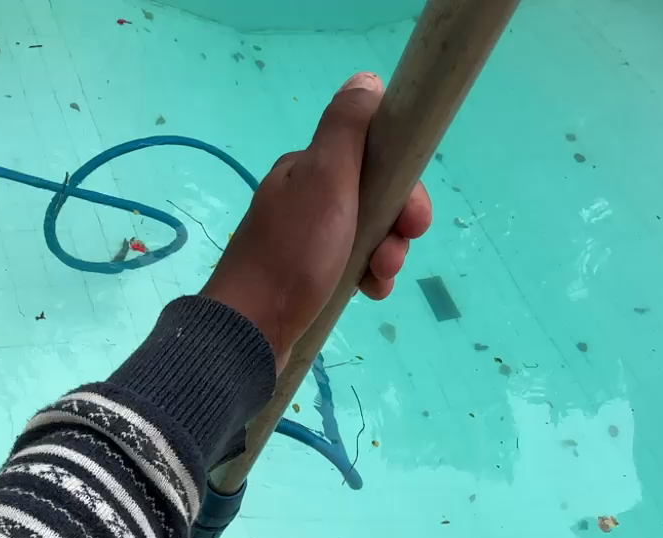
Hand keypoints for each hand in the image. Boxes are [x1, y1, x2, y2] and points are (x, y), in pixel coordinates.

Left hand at [201, 72, 432, 368]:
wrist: (249, 330)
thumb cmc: (292, 253)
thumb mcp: (324, 178)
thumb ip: (346, 128)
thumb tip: (366, 83)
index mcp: (305, 172)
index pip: (371, 159)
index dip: (402, 183)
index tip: (413, 216)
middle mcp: (301, 202)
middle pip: (372, 199)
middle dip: (396, 226)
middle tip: (395, 253)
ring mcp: (300, 243)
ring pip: (364, 237)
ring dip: (385, 256)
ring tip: (379, 280)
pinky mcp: (302, 280)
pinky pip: (348, 268)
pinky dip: (366, 278)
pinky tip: (369, 293)